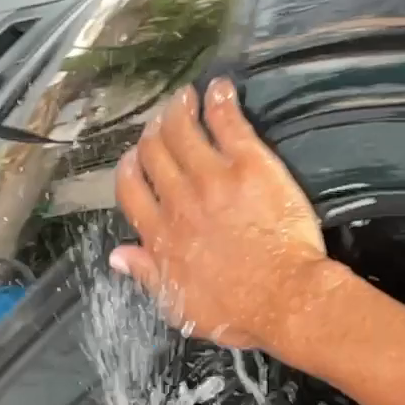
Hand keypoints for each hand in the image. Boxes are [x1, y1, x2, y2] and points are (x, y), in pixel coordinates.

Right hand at [111, 78, 333, 351]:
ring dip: (179, 109)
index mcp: (162, 238)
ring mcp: (213, 179)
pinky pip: (226, 120)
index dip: (130, 169)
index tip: (135, 160)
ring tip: (184, 99)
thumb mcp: (182, 309)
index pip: (131, 190)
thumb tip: (118, 255)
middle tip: (162, 126)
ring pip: (183, 129)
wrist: (286, 301)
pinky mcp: (249, 165)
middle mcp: (180, 202)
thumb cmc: (241, 314)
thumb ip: (149, 277)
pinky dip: (219, 100)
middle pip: (154, 153)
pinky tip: (219, 90)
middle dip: (154, 135)